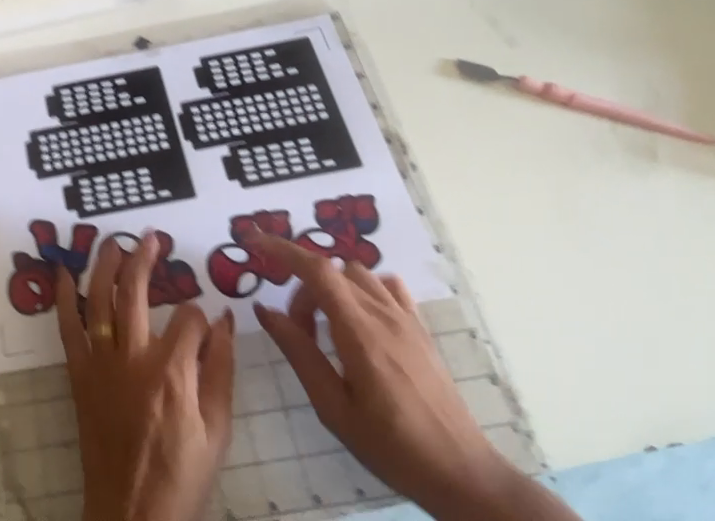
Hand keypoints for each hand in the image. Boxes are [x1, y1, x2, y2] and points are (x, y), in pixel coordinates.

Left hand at [57, 231, 234, 520]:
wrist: (132, 511)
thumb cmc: (182, 475)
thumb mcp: (218, 428)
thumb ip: (222, 369)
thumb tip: (224, 321)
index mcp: (172, 372)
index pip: (188, 318)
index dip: (199, 316)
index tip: (204, 328)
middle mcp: (133, 358)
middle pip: (135, 292)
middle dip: (145, 258)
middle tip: (152, 236)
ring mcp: (101, 364)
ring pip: (99, 301)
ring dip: (104, 265)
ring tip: (112, 241)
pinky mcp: (79, 376)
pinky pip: (68, 329)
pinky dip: (64, 298)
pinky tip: (64, 274)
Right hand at [248, 234, 577, 520]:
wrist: (460, 471)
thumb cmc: (390, 446)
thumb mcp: (332, 406)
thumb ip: (298, 352)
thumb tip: (265, 310)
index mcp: (359, 332)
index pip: (316, 270)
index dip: (282, 249)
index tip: (254, 242)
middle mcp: (384, 315)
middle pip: (332, 272)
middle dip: (302, 291)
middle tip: (296, 334)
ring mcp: (407, 319)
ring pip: (358, 275)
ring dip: (331, 289)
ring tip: (326, 331)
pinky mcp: (421, 329)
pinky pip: (387, 287)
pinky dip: (362, 289)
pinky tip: (358, 320)